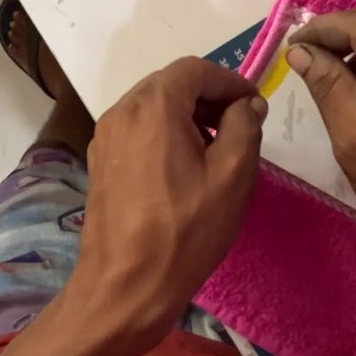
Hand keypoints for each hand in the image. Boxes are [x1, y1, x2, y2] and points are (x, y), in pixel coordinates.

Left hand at [72, 57, 266, 337]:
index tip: (255, 106)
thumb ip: (244, 126)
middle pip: (170, 84)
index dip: (230, 80)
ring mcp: (105, 138)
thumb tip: (246, 104)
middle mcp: (120, 112)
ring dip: (187, 116)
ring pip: (152, 107)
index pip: (195, 69)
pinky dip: (164, 134)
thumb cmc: (185, 231)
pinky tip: (184, 169)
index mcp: (152, 106)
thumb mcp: (233, 176)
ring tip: (216, 150)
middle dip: (208, 97)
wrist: (125, 286)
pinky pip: (137, 131)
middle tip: (240, 126)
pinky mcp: (100, 163)